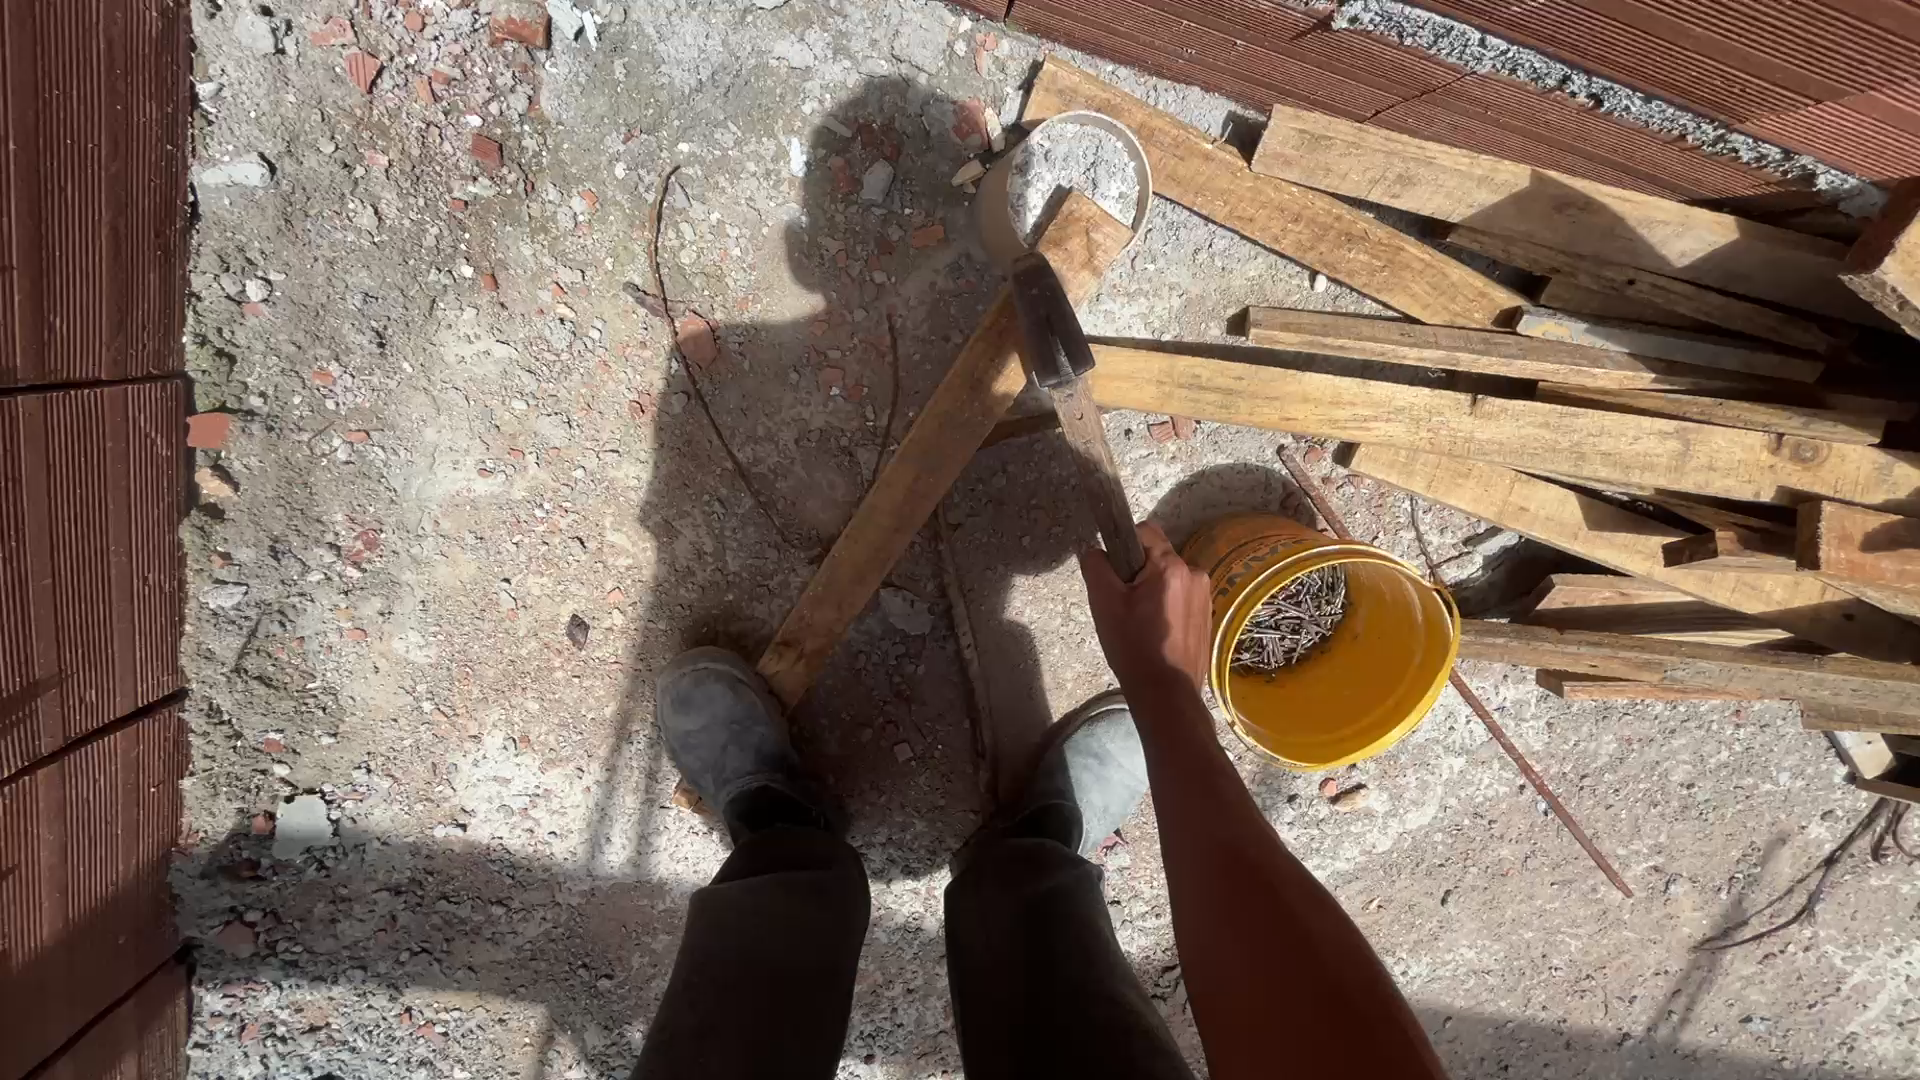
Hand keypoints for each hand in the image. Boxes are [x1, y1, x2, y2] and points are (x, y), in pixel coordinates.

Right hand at [1078, 522, 1211, 695]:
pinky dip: (1163, 607)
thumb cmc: (1134, 645)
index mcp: (1171, 566)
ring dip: (1150, 591)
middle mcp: (1195, 574)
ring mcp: (1204, 596)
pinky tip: (1153, 632)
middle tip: (1121, 604)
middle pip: (1155, 557)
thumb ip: (1095, 566)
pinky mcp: (1206, 616)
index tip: (1112, 573)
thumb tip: (1094, 551)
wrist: (1166, 694)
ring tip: (1137, 622)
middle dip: (1135, 573)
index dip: (1122, 545)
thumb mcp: (1104, 603)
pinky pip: (1178, 597)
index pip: (1144, 531)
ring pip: (1166, 579)